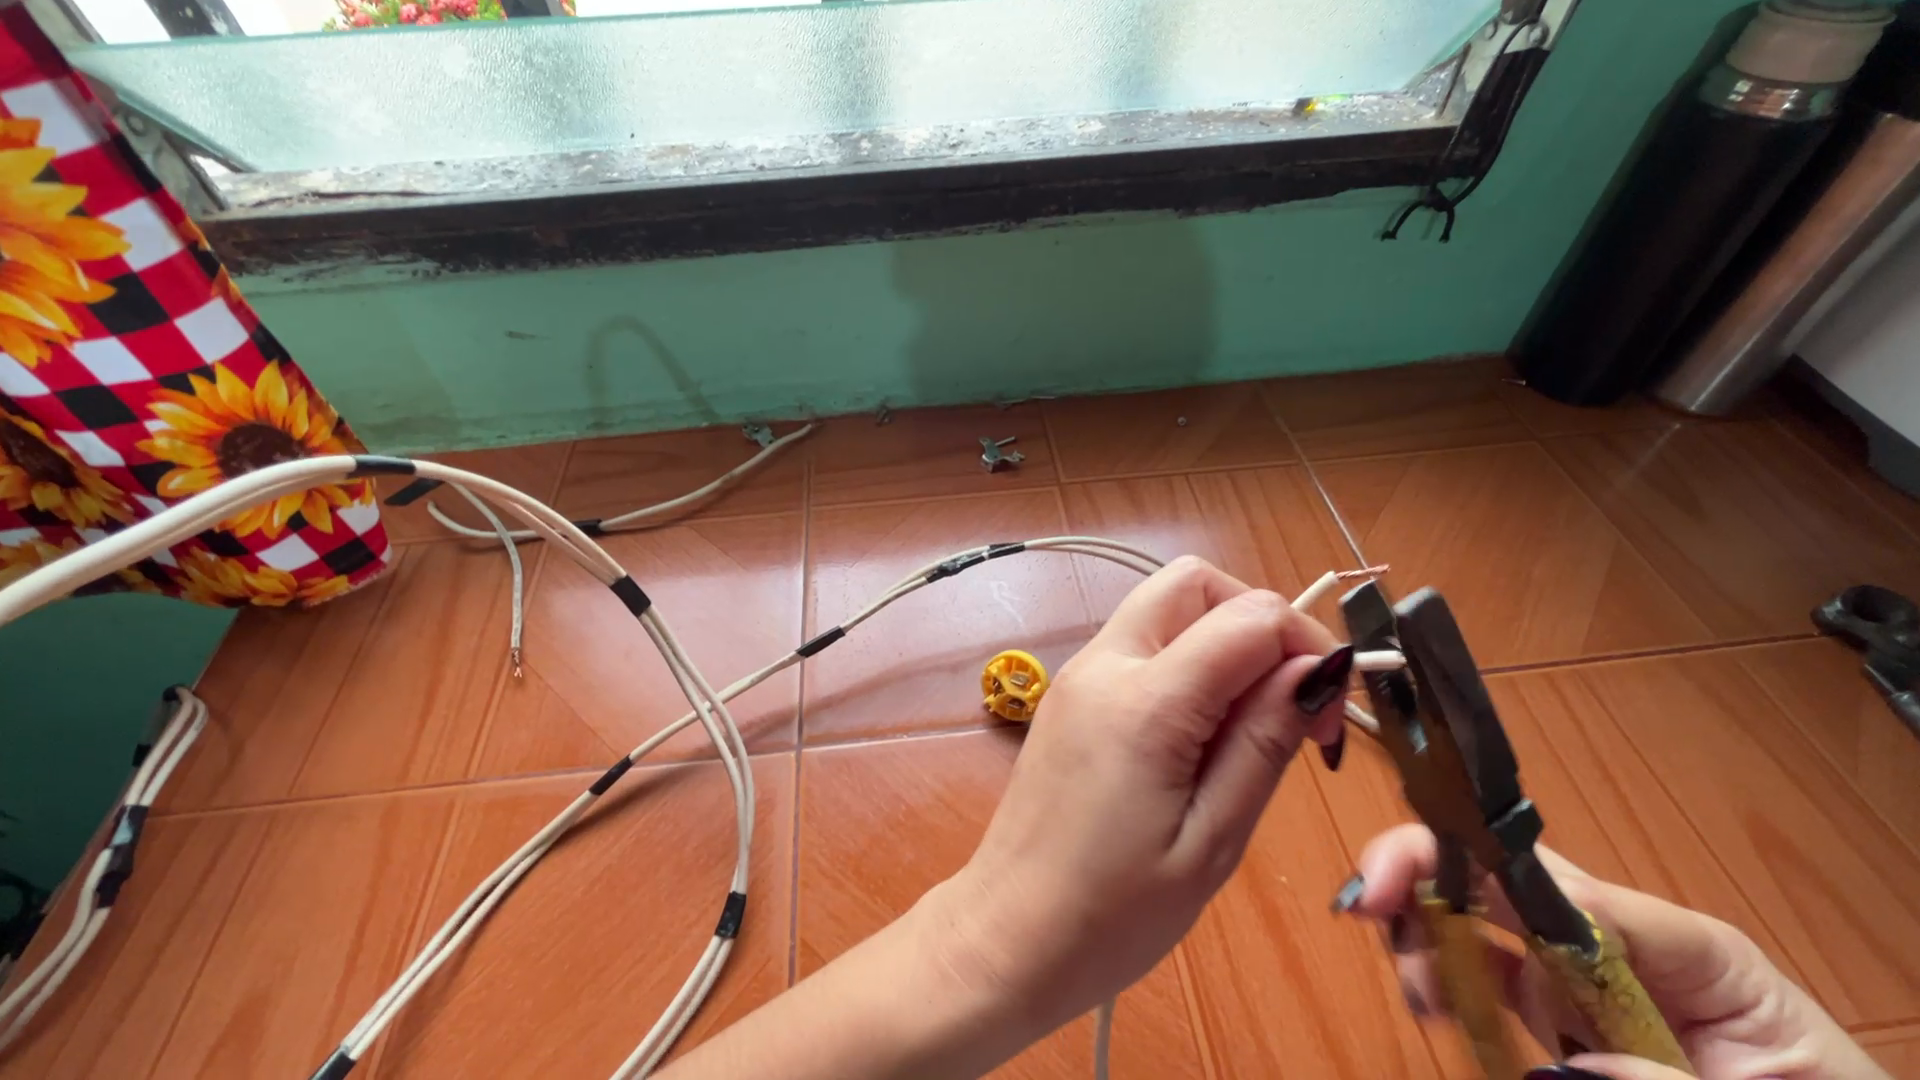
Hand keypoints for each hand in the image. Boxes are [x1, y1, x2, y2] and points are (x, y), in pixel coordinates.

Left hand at [928, 556, 1345, 1031]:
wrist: (1009, 935)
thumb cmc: (1114, 913)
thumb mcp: (1213, 841)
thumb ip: (1263, 742)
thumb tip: (1314, 672)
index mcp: (1143, 700)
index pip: (1248, 615)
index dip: (1307, 649)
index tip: (1325, 720)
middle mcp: (1103, 665)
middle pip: (1193, 581)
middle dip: (1257, 620)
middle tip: (1286, 700)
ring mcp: (1078, 675)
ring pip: (1163, 606)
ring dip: (1219, 639)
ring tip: (1245, 725)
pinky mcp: (1069, 695)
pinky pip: (1138, 644)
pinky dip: (1184, 660)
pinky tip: (1197, 732)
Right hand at [1345, 825, 1889, 1079]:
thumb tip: (1564, 1068)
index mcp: (1689, 949)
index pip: (1574, 891)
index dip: (1479, 869)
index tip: (1403, 884)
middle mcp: (1621, 942)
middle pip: (1506, 877)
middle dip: (1423, 872)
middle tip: (1364, 904)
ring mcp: (1583, 975)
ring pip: (1479, 919)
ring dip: (1422, 932)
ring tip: (1413, 992)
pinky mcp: (1557, 1011)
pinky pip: (1483, 974)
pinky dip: (1438, 975)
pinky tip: (1427, 1000)